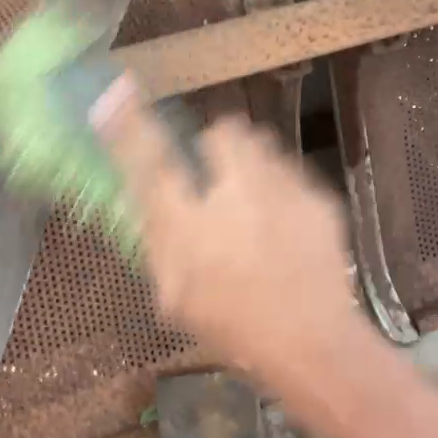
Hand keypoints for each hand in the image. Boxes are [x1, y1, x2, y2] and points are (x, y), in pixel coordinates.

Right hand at [89, 73, 377, 392]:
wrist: (316, 348)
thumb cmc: (233, 326)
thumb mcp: (174, 292)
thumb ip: (157, 236)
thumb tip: (143, 199)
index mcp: (188, 224)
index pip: (148, 157)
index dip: (129, 120)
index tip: (118, 88)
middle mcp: (233, 194)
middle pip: (220, 132)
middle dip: (214, 145)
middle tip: (214, 175)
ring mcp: (284, 191)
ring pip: (259, 145)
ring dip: (250, 162)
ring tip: (254, 200)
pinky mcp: (319, 198)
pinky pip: (290, 173)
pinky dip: (281, 189)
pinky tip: (285, 225)